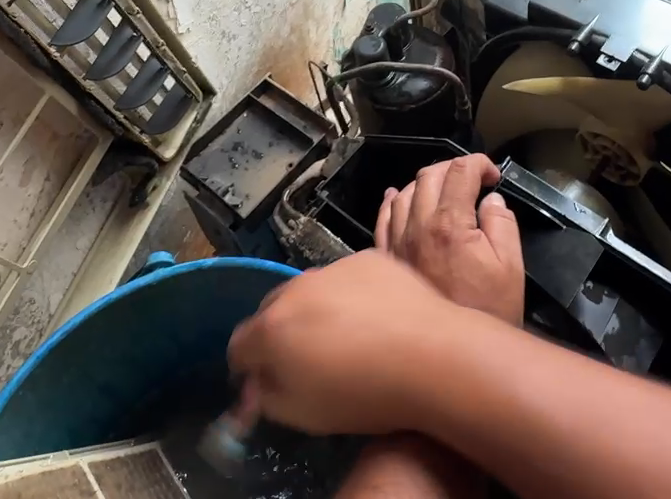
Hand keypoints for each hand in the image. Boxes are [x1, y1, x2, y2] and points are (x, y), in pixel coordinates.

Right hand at [228, 249, 483, 435]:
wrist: (431, 354)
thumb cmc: (364, 394)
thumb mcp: (301, 414)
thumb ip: (266, 395)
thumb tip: (258, 381)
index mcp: (272, 328)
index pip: (239, 344)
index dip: (249, 366)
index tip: (267, 381)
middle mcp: (296, 288)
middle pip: (273, 310)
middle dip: (281, 333)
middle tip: (308, 359)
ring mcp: (334, 267)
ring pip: (312, 289)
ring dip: (318, 309)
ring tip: (350, 337)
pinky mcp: (368, 256)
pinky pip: (348, 277)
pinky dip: (352, 293)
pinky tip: (377, 316)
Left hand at [376, 154, 523, 324]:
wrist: (456, 356)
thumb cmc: (489, 310)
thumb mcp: (510, 265)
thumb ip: (502, 222)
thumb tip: (490, 199)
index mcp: (450, 223)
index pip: (460, 172)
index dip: (479, 164)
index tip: (493, 175)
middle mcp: (417, 226)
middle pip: (428, 176)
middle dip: (453, 168)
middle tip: (472, 179)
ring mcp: (397, 242)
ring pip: (403, 193)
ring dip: (425, 183)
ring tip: (443, 189)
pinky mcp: (387, 260)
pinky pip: (383, 219)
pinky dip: (391, 201)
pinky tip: (395, 196)